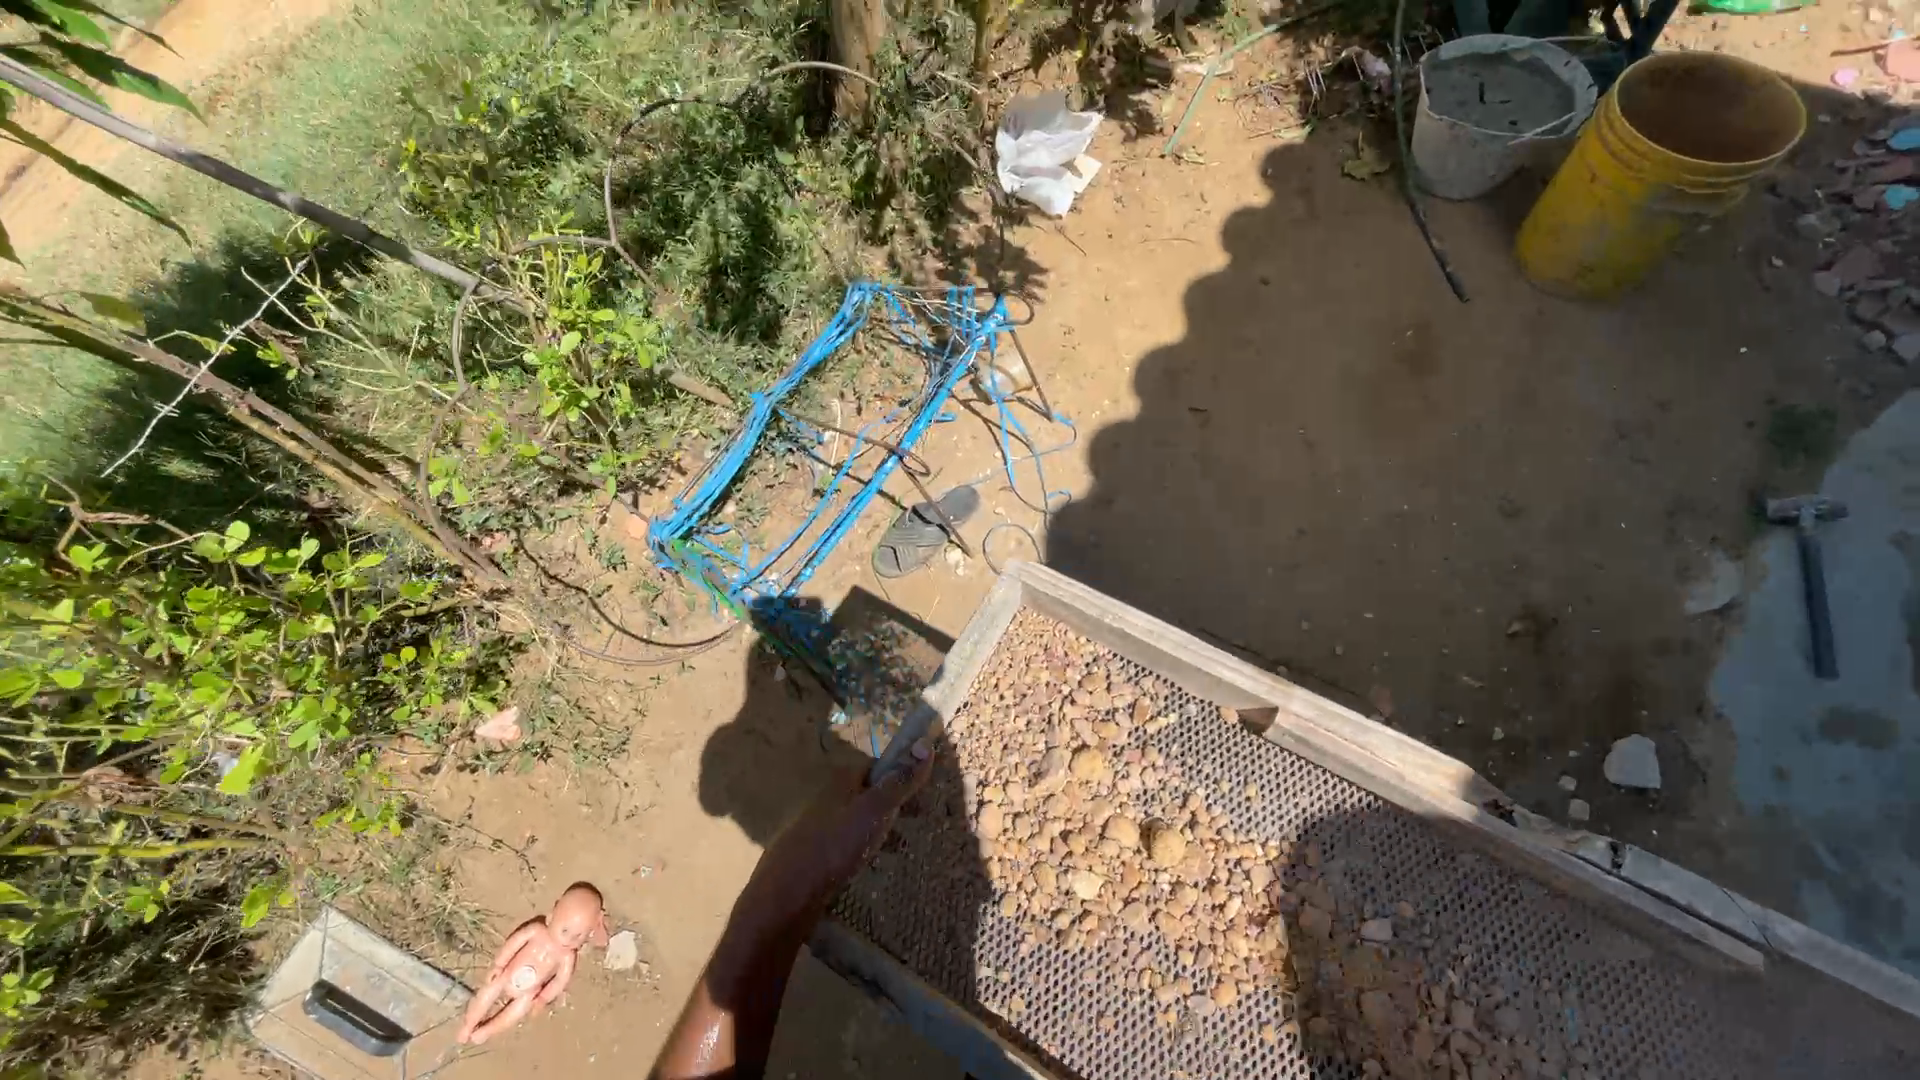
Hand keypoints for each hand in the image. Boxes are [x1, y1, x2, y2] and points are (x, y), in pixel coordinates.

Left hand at [722, 738, 933, 951]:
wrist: (787, 893)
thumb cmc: (835, 844)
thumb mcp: (875, 810)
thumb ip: (901, 781)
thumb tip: (926, 744)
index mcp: (842, 779)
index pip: (877, 766)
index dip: (901, 775)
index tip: (922, 793)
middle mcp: (829, 796)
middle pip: (869, 793)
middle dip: (895, 805)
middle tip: (917, 821)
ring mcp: (820, 824)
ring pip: (859, 819)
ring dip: (883, 829)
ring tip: (901, 848)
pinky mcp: (815, 852)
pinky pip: (848, 843)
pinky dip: (866, 848)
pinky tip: (872, 866)